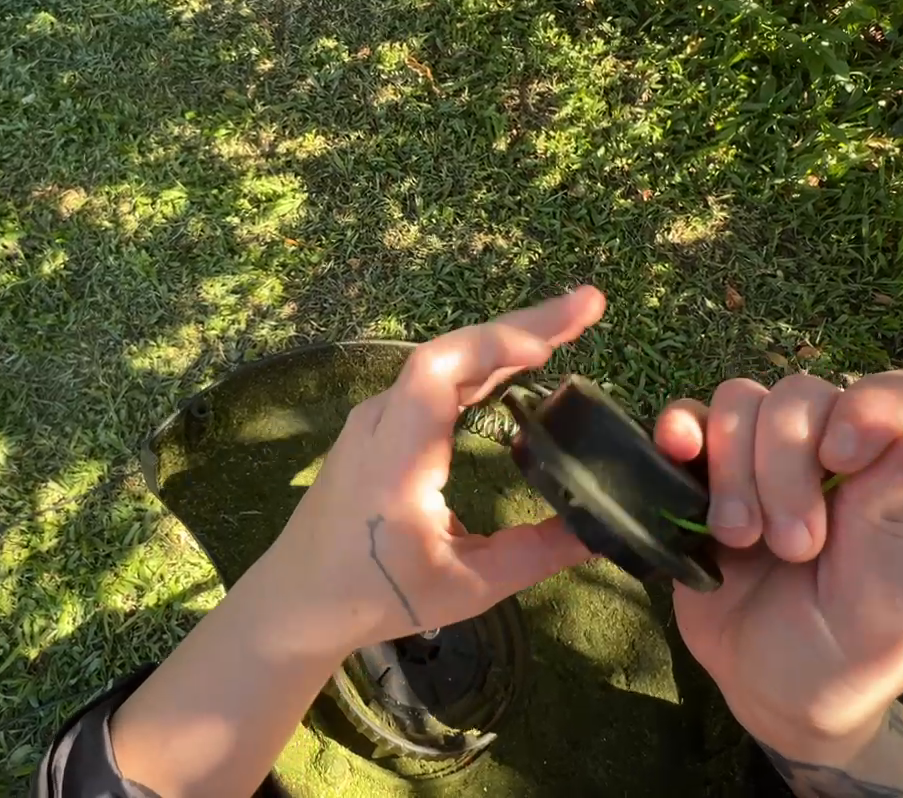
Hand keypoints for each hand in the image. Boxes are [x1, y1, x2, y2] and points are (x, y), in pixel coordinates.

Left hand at [246, 287, 603, 660]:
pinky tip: (515, 364)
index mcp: (396, 456)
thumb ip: (534, 555)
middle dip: (522, 326)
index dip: (491, 345)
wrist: (300, 596)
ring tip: (567, 327)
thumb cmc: (374, 596)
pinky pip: (434, 378)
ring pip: (444, 360)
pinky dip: (482, 363)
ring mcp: (378, 416)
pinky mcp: (381, 423)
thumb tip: (602, 529)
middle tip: (587, 306)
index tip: (550, 343)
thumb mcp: (464, 585)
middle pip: (450, 351)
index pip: (438, 371)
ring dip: (504, 341)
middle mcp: (382, 419)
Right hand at [653, 369, 902, 763]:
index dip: (882, 402)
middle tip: (791, 546)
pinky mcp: (708, 464)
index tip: (842, 458)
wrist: (762, 685)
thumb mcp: (889, 616)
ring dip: (734, 467)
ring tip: (736, 537)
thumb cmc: (845, 661)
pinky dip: (681, 426)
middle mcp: (838, 454)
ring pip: (744, 398)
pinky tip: (678, 454)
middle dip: (787, 467)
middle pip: (810, 394)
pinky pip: (689, 415)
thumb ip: (896, 525)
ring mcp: (766, 454)